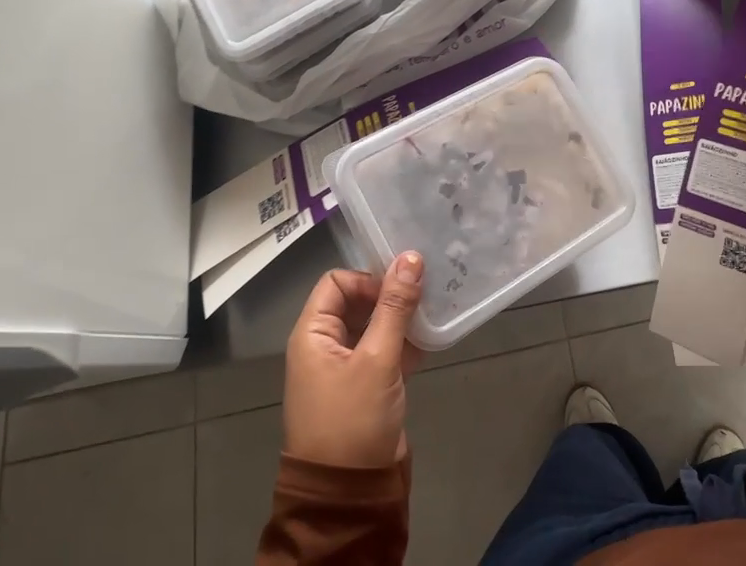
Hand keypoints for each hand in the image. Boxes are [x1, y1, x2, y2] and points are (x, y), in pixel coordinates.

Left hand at [281, 252, 424, 468]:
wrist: (349, 489)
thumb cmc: (353, 418)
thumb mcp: (377, 358)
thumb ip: (395, 307)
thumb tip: (410, 257)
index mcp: (313, 333)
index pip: (337, 283)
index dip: (368, 280)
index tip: (399, 291)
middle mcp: (325, 345)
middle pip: (357, 302)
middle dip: (390, 297)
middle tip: (425, 296)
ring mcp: (345, 366)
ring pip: (374, 327)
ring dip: (400, 321)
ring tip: (433, 314)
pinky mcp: (365, 386)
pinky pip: (383, 351)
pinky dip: (404, 345)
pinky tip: (430, 342)